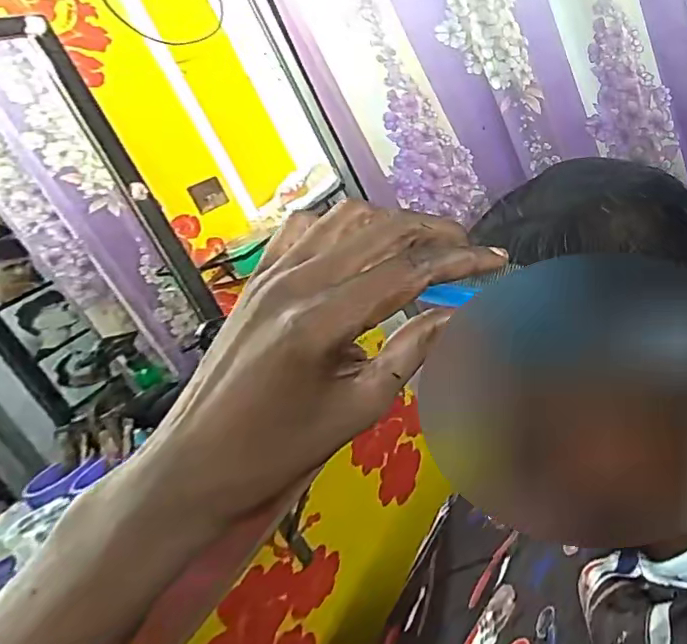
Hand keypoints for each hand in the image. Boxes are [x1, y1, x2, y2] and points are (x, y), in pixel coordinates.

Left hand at [126, 201, 505, 527]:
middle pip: (384, 231)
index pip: (408, 271)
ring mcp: (272, 271)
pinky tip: (363, 243)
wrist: (189, 468)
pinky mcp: (259, 275)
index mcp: (319, 320)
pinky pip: (309, 225)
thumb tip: (462, 315)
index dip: (460, 262)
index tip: (497, 260)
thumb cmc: (274, 452)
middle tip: (470, 249)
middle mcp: (296, 281)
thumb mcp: (356, 411)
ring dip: (396, 223)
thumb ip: (413, 352)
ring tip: (427, 243)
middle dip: (437, 233)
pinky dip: (347, 224)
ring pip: (349, 218)